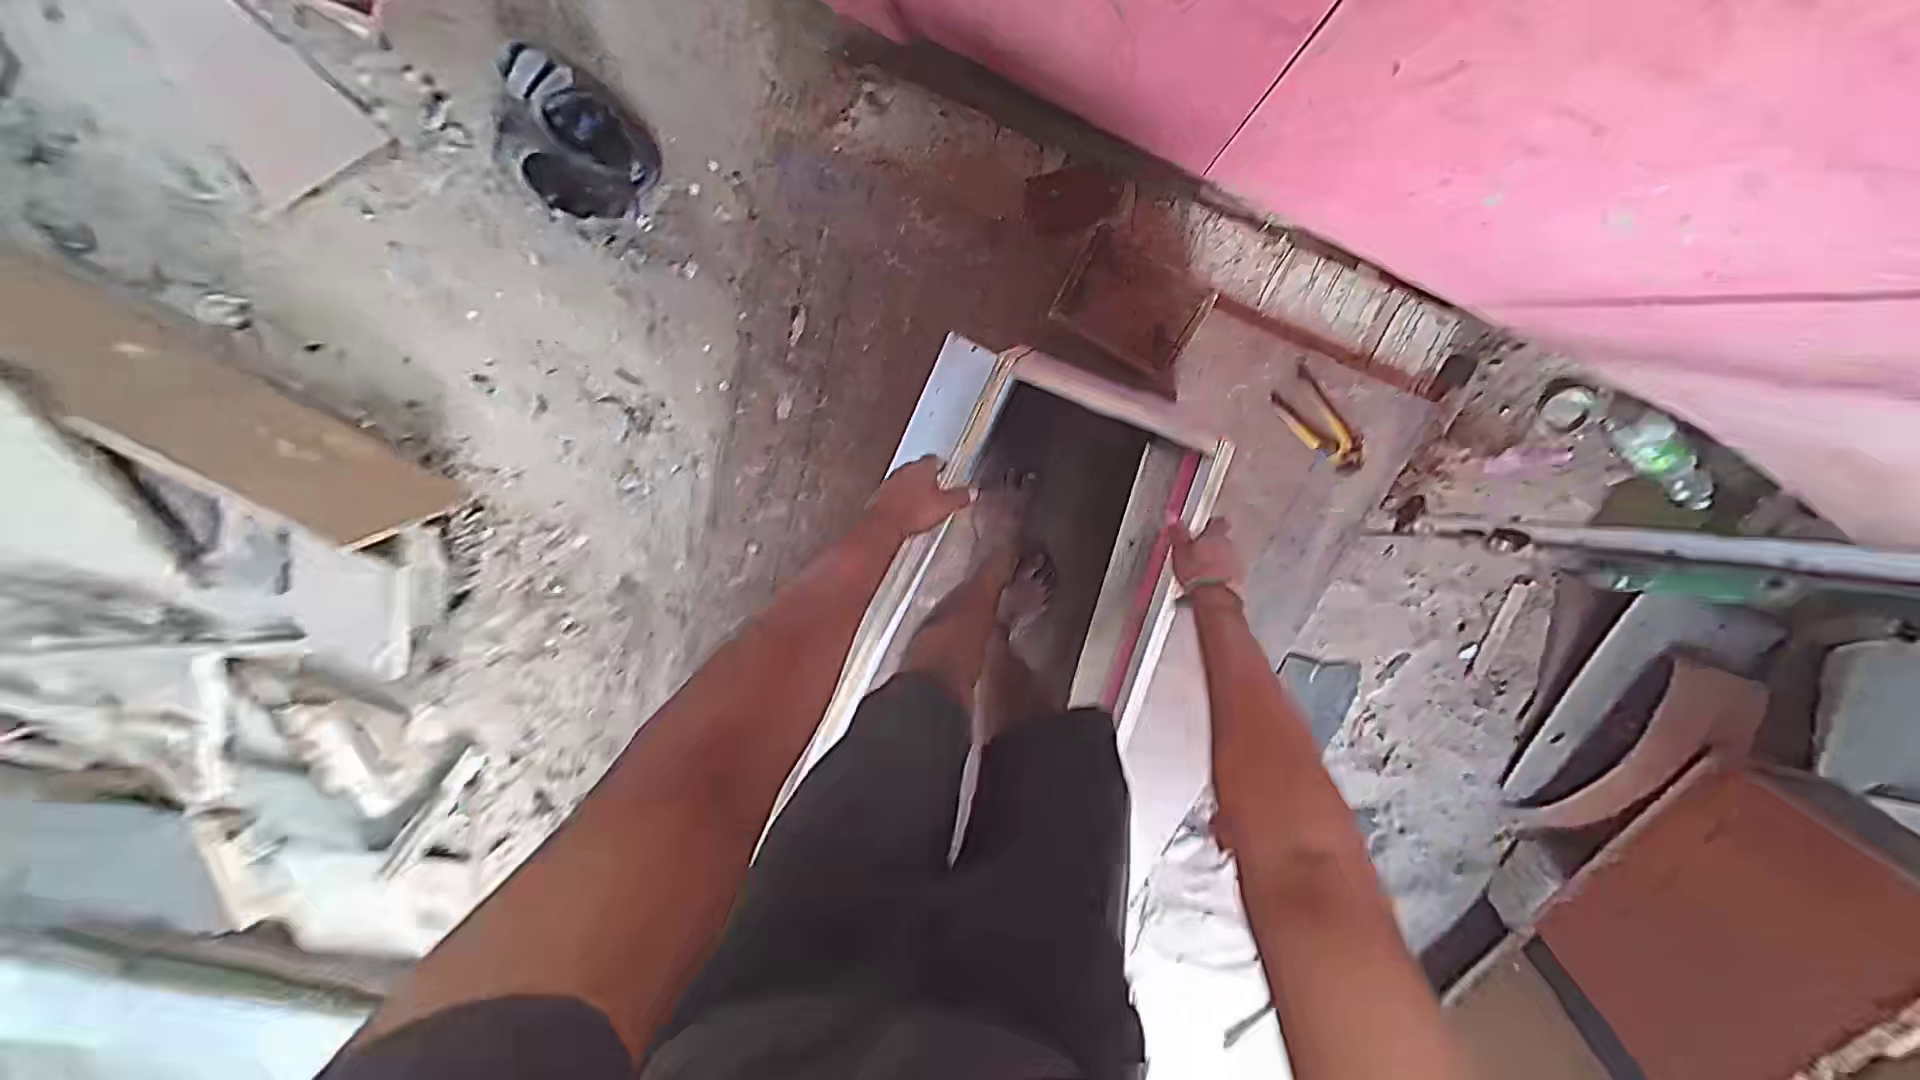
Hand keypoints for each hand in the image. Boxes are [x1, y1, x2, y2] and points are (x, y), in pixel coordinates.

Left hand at [870, 455, 973, 538]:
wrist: (886, 524)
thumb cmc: (914, 511)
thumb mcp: (946, 506)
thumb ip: (960, 497)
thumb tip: (972, 492)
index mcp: (922, 467)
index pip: (934, 458)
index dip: (941, 464)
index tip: (944, 467)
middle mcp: (905, 470)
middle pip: (917, 467)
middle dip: (926, 475)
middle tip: (934, 484)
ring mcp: (890, 482)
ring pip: (904, 479)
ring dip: (912, 486)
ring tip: (920, 499)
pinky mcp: (880, 496)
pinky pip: (893, 493)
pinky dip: (900, 498)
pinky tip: (905, 509)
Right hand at [1170, 518, 1244, 595]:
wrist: (1213, 595)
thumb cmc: (1197, 571)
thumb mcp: (1179, 550)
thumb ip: (1178, 533)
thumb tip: (1173, 521)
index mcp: (1216, 534)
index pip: (1217, 522)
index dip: (1210, 524)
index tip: (1203, 527)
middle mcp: (1229, 545)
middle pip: (1222, 539)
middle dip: (1211, 544)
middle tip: (1196, 551)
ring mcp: (1235, 562)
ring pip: (1225, 556)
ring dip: (1215, 560)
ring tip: (1199, 569)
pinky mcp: (1237, 578)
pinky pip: (1227, 572)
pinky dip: (1219, 574)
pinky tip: (1206, 581)